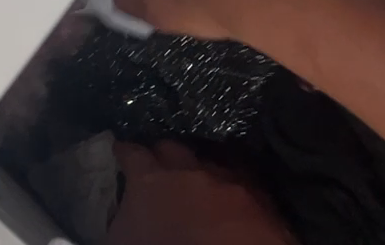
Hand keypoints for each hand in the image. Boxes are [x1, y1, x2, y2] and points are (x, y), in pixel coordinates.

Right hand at [104, 142, 294, 244]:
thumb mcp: (124, 242)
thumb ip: (120, 219)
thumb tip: (120, 213)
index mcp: (150, 178)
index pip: (130, 151)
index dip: (124, 154)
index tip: (122, 158)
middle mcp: (188, 169)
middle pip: (171, 149)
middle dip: (165, 158)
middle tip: (162, 175)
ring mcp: (229, 183)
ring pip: (212, 164)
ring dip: (204, 175)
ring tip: (203, 192)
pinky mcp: (264, 203)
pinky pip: (247, 186)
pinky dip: (238, 194)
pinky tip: (237, 208)